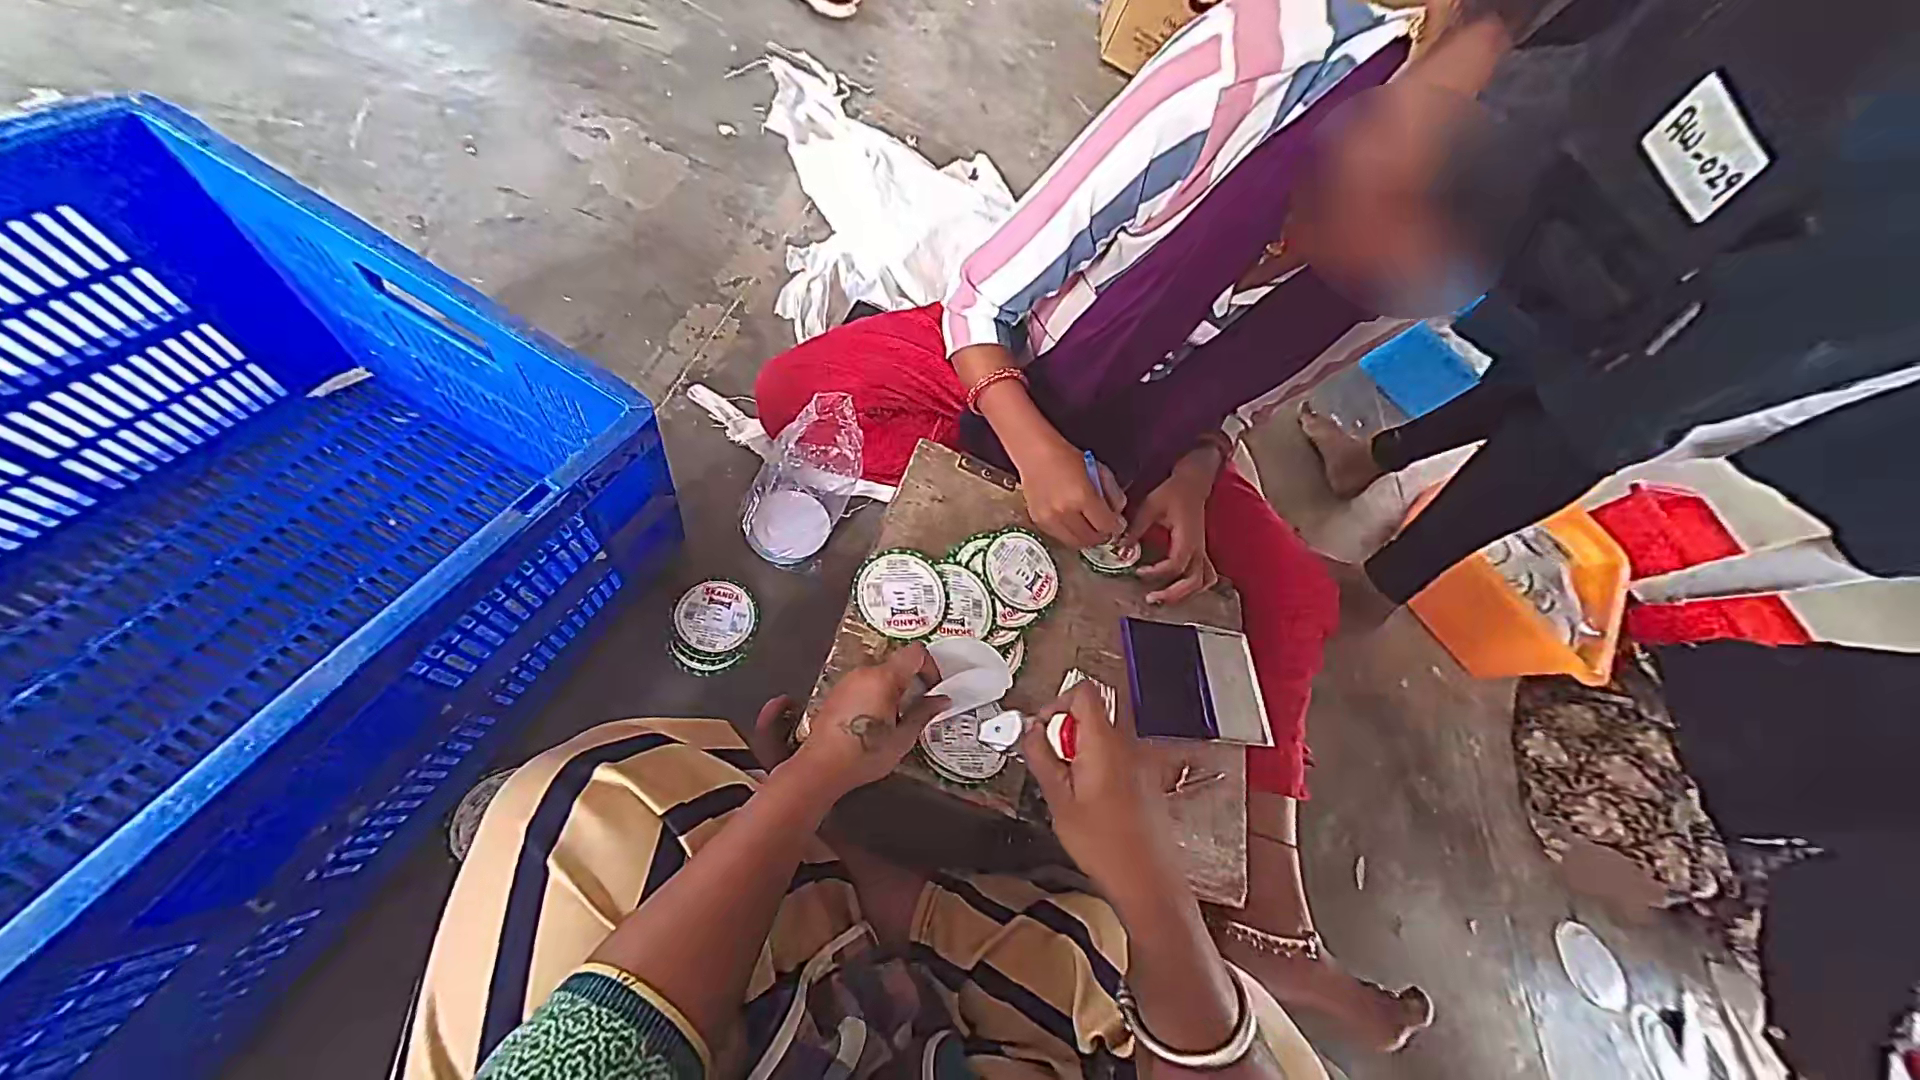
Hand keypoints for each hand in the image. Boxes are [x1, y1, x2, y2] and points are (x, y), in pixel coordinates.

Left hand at [788, 644, 946, 798]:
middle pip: (897, 664)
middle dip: (911, 682)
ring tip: (896, 719)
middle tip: (917, 708)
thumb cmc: (864, 754)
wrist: (820, 768)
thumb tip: (942, 700)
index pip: (915, 652)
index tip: (933, 688)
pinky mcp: (836, 692)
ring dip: (893, 689)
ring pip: (880, 674)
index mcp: (884, 678)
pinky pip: (864, 684)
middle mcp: (864, 672)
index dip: (930, 666)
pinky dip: (876, 694)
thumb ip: (924, 713)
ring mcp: (848, 681)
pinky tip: (874, 721)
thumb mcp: (902, 738)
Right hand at [1014, 435, 1126, 548]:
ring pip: (1075, 543)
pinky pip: (1060, 537)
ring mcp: (1050, 519)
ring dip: (1086, 538)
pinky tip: (1072, 522)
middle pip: (1091, 539)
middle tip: (1104, 527)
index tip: (1117, 524)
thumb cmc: (1068, 459)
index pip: (1106, 525)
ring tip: (1089, 527)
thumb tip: (1118, 514)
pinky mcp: (1039, 522)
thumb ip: (1114, 494)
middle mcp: (1065, 511)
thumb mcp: (1099, 470)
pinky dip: (1070, 534)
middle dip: (1102, 535)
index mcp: (1083, 496)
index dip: (1116, 527)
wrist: (1036, 455)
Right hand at [1018, 680, 1181, 901]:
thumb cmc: (1105, 846)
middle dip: (1065, 731)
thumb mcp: (1058, 800)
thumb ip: (1041, 756)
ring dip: (1079, 749)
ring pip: (1100, 735)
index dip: (1058, 703)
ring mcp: (1138, 760)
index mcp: (1104, 742)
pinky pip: (1114, 754)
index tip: (1044, 730)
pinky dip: (1096, 764)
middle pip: (1091, 712)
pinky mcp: (1143, 777)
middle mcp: (1126, 744)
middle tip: (1055, 762)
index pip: (1084, 691)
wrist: (1147, 881)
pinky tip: (1090, 799)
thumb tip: (1031, 730)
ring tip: (1071, 784)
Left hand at [1123, 444, 1221, 604]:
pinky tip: (1178, 591)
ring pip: (1203, 581)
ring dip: (1185, 594)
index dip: (1156, 572)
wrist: (1192, 481)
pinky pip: (1205, 575)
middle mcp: (1198, 547)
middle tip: (1151, 599)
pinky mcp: (1201, 551)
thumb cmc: (1172, 492)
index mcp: (1187, 537)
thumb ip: (1135, 530)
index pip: (1175, 564)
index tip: (1138, 571)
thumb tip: (1119, 549)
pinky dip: (1195, 587)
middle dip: (1173, 593)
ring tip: (1162, 599)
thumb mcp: (1149, 507)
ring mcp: (1202, 551)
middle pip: (1194, 581)